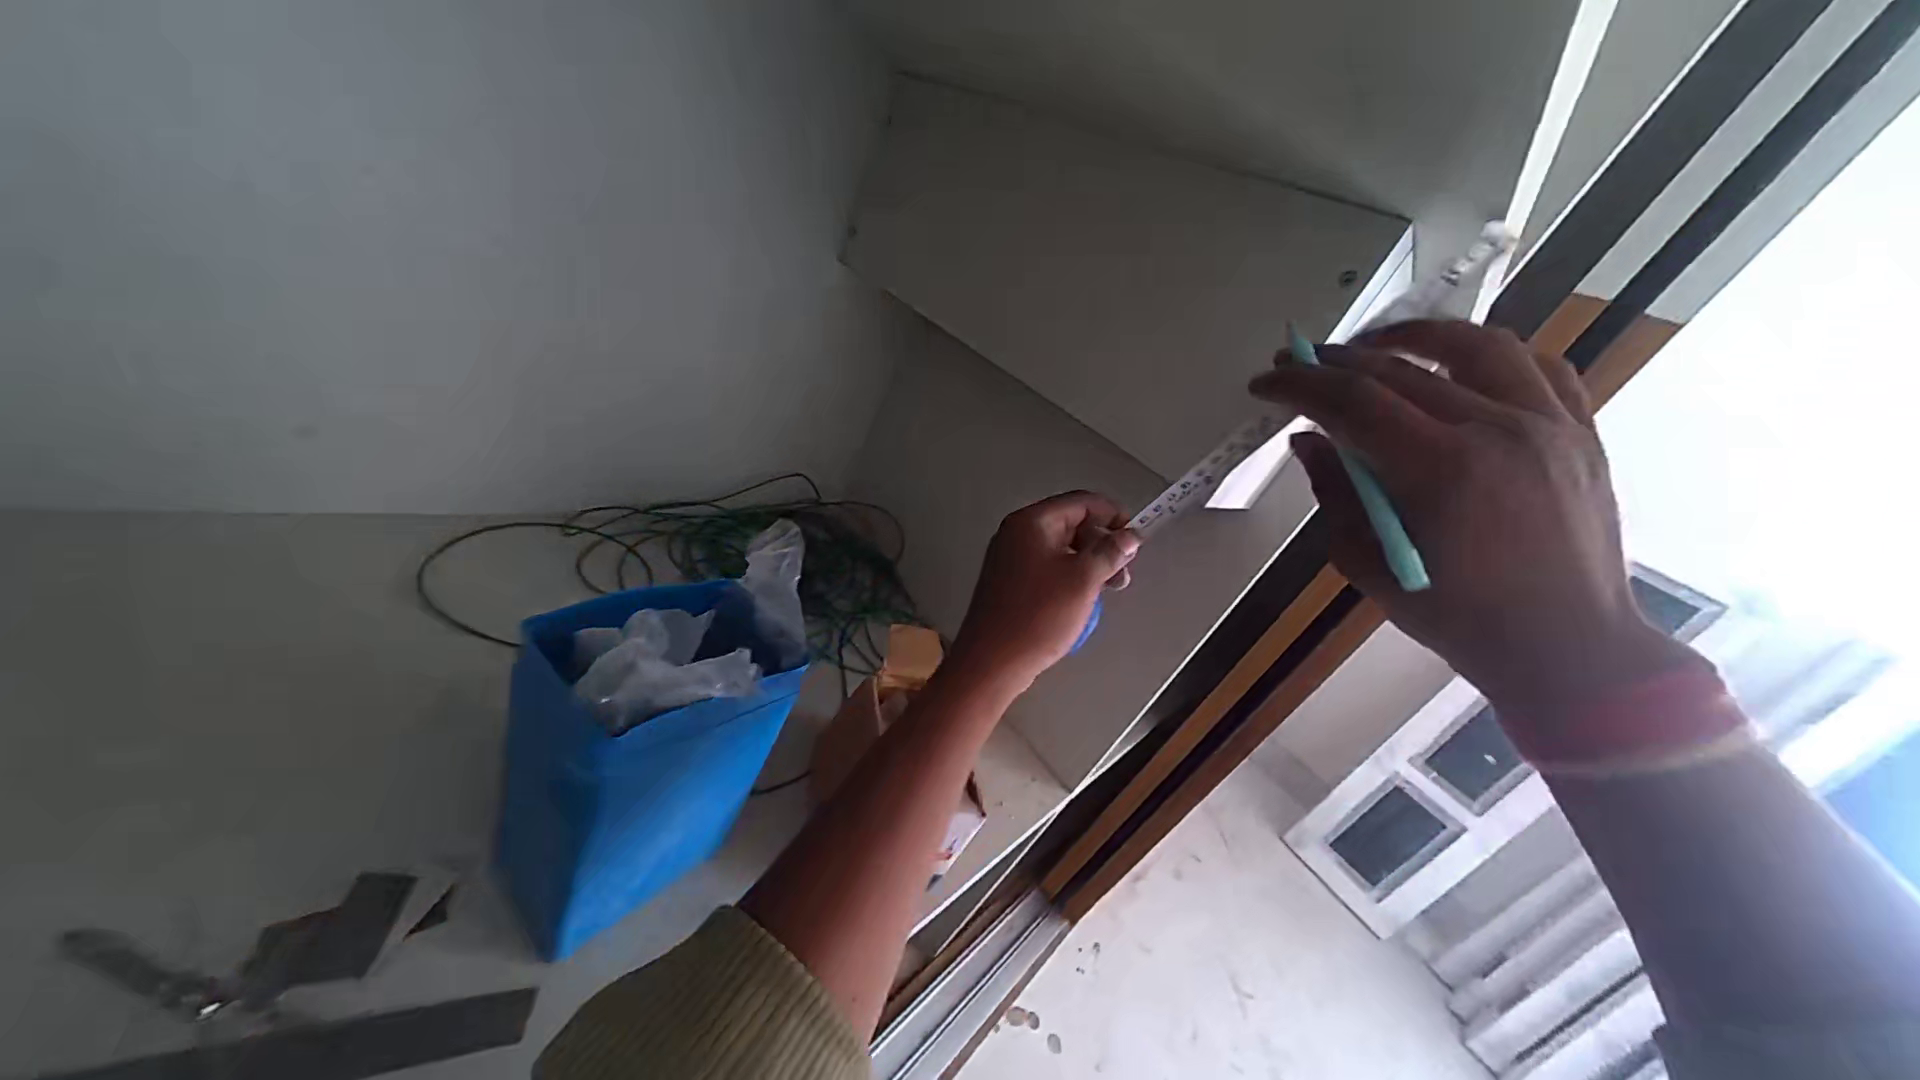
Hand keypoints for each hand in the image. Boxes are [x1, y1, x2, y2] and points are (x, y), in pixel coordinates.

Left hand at [946, 491, 1139, 692]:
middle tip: (1122, 574)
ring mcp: (1010, 558)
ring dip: (1089, 565)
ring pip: (1061, 549)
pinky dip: (1069, 578)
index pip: (1082, 502)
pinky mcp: (1010, 582)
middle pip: (1071, 524)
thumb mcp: (1083, 580)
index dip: (1113, 516)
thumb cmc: (1038, 616)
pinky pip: (1047, 568)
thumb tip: (1130, 535)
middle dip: (1102, 545)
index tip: (1134, 541)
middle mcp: (1017, 533)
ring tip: (1108, 591)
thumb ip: (1110, 552)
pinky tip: (1082, 600)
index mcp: (1031, 522)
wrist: (993, 661)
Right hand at [1249, 320, 1694, 718]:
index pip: (1354, 401)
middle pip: (1401, 370)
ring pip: (1477, 346)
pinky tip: (1454, 368)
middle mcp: (1498, 430)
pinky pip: (1537, 367)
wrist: (1565, 644)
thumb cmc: (1455, 615)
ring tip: (1374, 348)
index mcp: (1440, 470)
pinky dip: (1487, 357)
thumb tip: (1307, 440)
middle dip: (1336, 363)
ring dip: (1413, 338)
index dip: (1300, 385)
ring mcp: (1549, 424)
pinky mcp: (1580, 431)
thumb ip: (1335, 492)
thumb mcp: (1367, 563)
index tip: (1265, 381)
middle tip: (1297, 362)